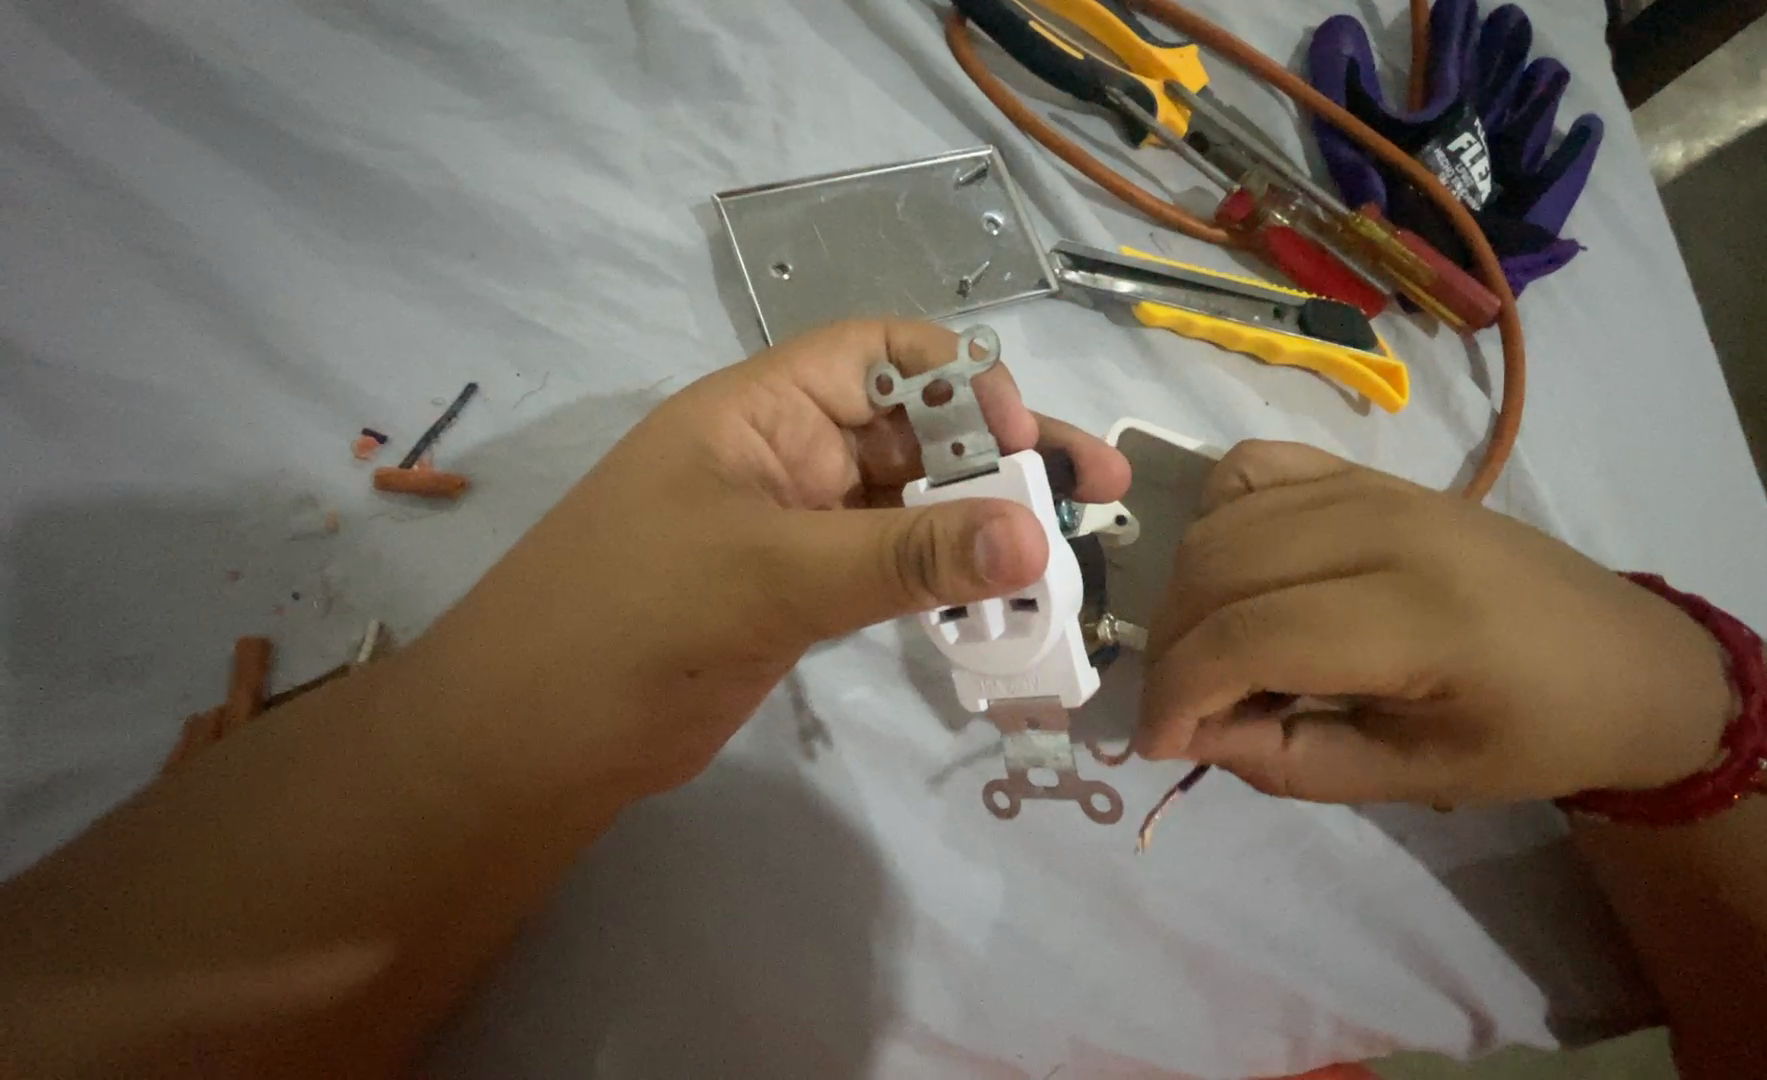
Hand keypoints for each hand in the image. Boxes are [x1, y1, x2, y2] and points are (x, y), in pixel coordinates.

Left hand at [399, 320, 1127, 799]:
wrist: (536, 739)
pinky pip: (895, 562)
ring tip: (1064, 552)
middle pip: (917, 431)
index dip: (962, 382)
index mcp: (766, 409)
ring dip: (984, 522)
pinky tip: (1002, 595)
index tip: (1023, 440)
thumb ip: (905, 557)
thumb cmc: (632, 624)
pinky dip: (947, 575)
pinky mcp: (807, 585)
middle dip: (1003, 456)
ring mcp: (802, 523)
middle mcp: (791, 452)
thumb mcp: (774, 577)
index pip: (884, 354)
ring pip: (913, 502)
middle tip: (1095, 487)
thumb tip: (1033, 539)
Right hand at [1136, 441, 1732, 804]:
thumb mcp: (1414, 777)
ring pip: (1219, 524)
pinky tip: (1230, 567)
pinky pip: (1250, 469)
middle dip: (1170, 650)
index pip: (1249, 638)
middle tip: (1179, 707)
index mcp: (1420, 616)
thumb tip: (1188, 731)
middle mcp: (1385, 528)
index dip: (1178, 694)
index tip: (1154, 743)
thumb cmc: (1532, 733)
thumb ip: (1286, 759)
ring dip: (1182, 595)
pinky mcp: (1361, 470)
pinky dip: (1214, 517)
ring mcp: (1370, 485)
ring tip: (1201, 650)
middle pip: (1216, 571)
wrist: (1628, 656)